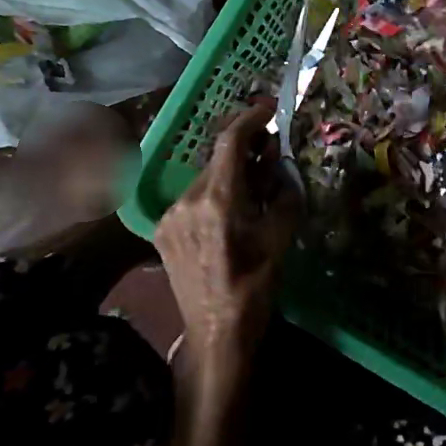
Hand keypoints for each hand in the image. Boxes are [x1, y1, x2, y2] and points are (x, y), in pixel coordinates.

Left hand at [154, 104, 297, 392]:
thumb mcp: (280, 239)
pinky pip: (192, 199)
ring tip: (253, 190)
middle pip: (217, 160)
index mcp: (217, 200)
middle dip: (245, 152)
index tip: (267, 110)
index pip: (229, 143)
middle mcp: (186, 201)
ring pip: (205, 179)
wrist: (216, 335)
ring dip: (229, 175)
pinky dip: (213, 195)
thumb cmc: (254, 288)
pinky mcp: (162, 231)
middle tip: (271, 156)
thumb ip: (283, 195)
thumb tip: (282, 169)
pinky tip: (230, 212)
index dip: (249, 120)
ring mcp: (169, 216)